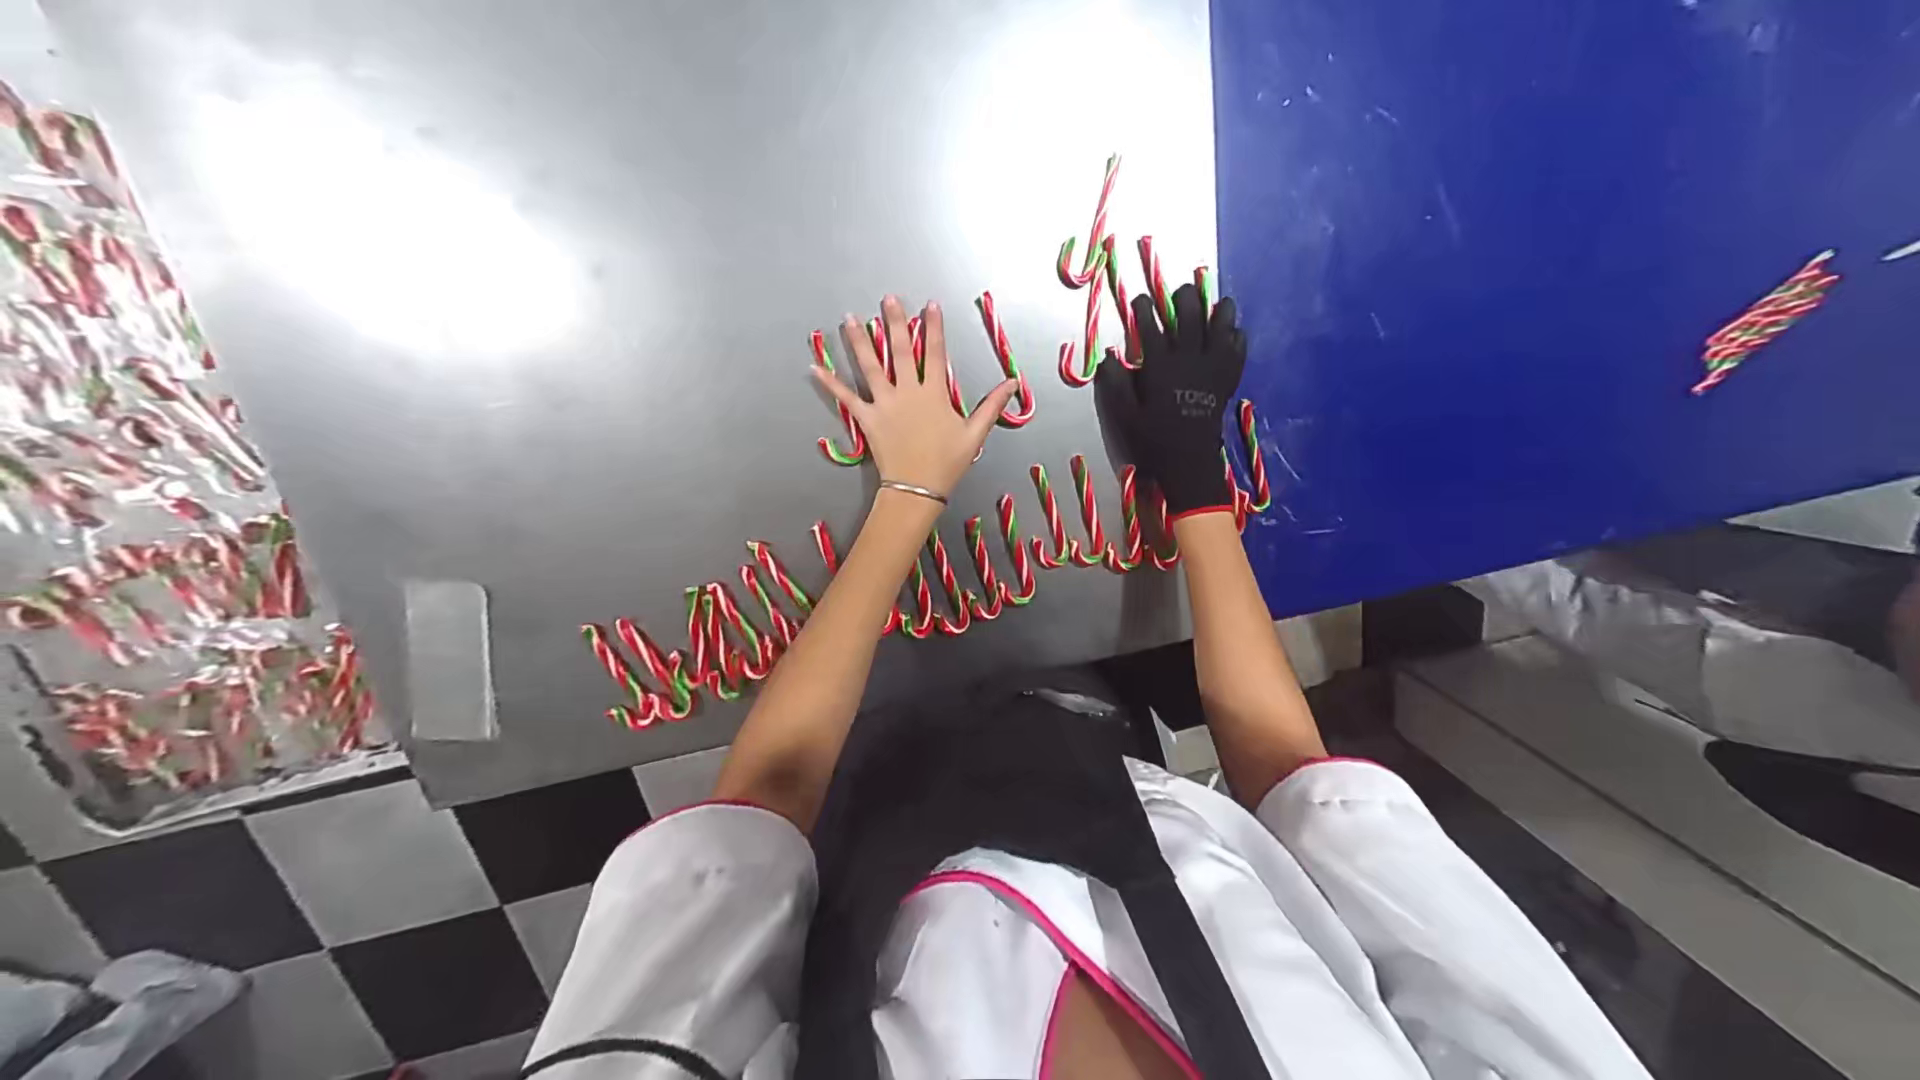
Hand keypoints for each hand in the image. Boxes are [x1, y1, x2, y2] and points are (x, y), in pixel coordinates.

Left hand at [814, 295, 1018, 499]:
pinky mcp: (867, 419)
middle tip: (888, 299)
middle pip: (901, 351)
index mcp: (934, 395)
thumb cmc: (947, 462)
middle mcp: (907, 393)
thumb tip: (1012, 383)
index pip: (936, 353)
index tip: (930, 305)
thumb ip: (992, 406)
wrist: (917, 488)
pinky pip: (846, 398)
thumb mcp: (975, 434)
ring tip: (849, 319)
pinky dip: (830, 383)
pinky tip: (815, 367)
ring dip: (859, 341)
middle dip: (895, 322)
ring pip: (870, 366)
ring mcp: (884, 404)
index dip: (934, 328)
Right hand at [1095, 283, 1245, 516]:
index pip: (1150, 326)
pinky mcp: (1227, 379)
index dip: (1143, 309)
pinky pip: (1237, 349)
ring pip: (1219, 326)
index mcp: (1159, 366)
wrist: (1189, 460)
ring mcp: (1211, 368)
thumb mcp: (1125, 416)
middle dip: (1184, 298)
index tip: (1139, 301)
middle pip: (1189, 316)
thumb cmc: (1153, 440)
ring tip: (1218, 301)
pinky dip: (1236, 336)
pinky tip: (1233, 331)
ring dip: (1219, 310)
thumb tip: (1108, 356)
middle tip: (1180, 293)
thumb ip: (1115, 385)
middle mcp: (1187, 359)